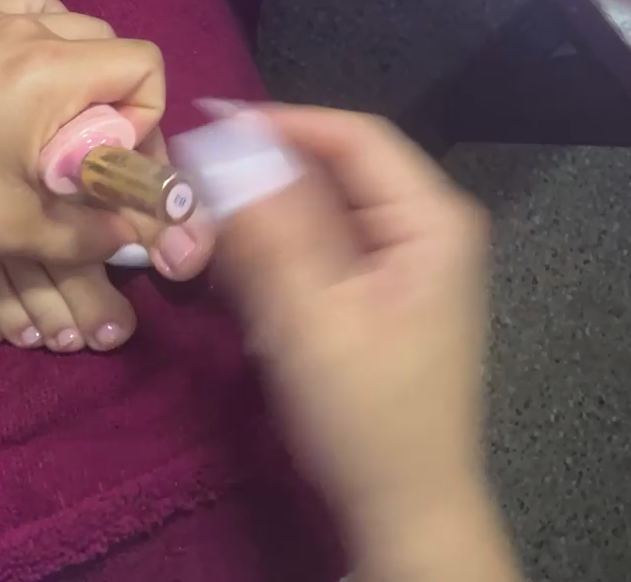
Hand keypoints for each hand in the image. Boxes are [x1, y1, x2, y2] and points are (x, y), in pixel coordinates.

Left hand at [0, 0, 173, 262]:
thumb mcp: (19, 228)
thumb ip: (94, 232)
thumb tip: (135, 229)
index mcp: (50, 71)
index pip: (145, 65)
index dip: (145, 115)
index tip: (107, 158)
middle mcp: (31, 29)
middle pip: (118, 47)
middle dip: (120, 99)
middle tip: (86, 148)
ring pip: (79, 26)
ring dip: (87, 69)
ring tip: (58, 112)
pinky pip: (35, 10)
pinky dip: (50, 37)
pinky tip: (28, 71)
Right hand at [219, 108, 515, 580]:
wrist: (405, 508)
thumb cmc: (369, 419)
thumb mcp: (311, 319)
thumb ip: (269, 230)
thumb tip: (225, 147)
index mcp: (431, 218)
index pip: (355, 137)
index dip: (282, 122)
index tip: (211, 124)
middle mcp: (425, 223)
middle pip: (337, 168)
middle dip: (265, 170)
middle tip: (198, 177)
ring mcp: (404, 254)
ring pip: (323, 203)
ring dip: (265, 208)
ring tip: (210, 218)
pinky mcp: (380, 282)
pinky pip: (322, 239)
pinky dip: (278, 241)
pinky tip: (239, 257)